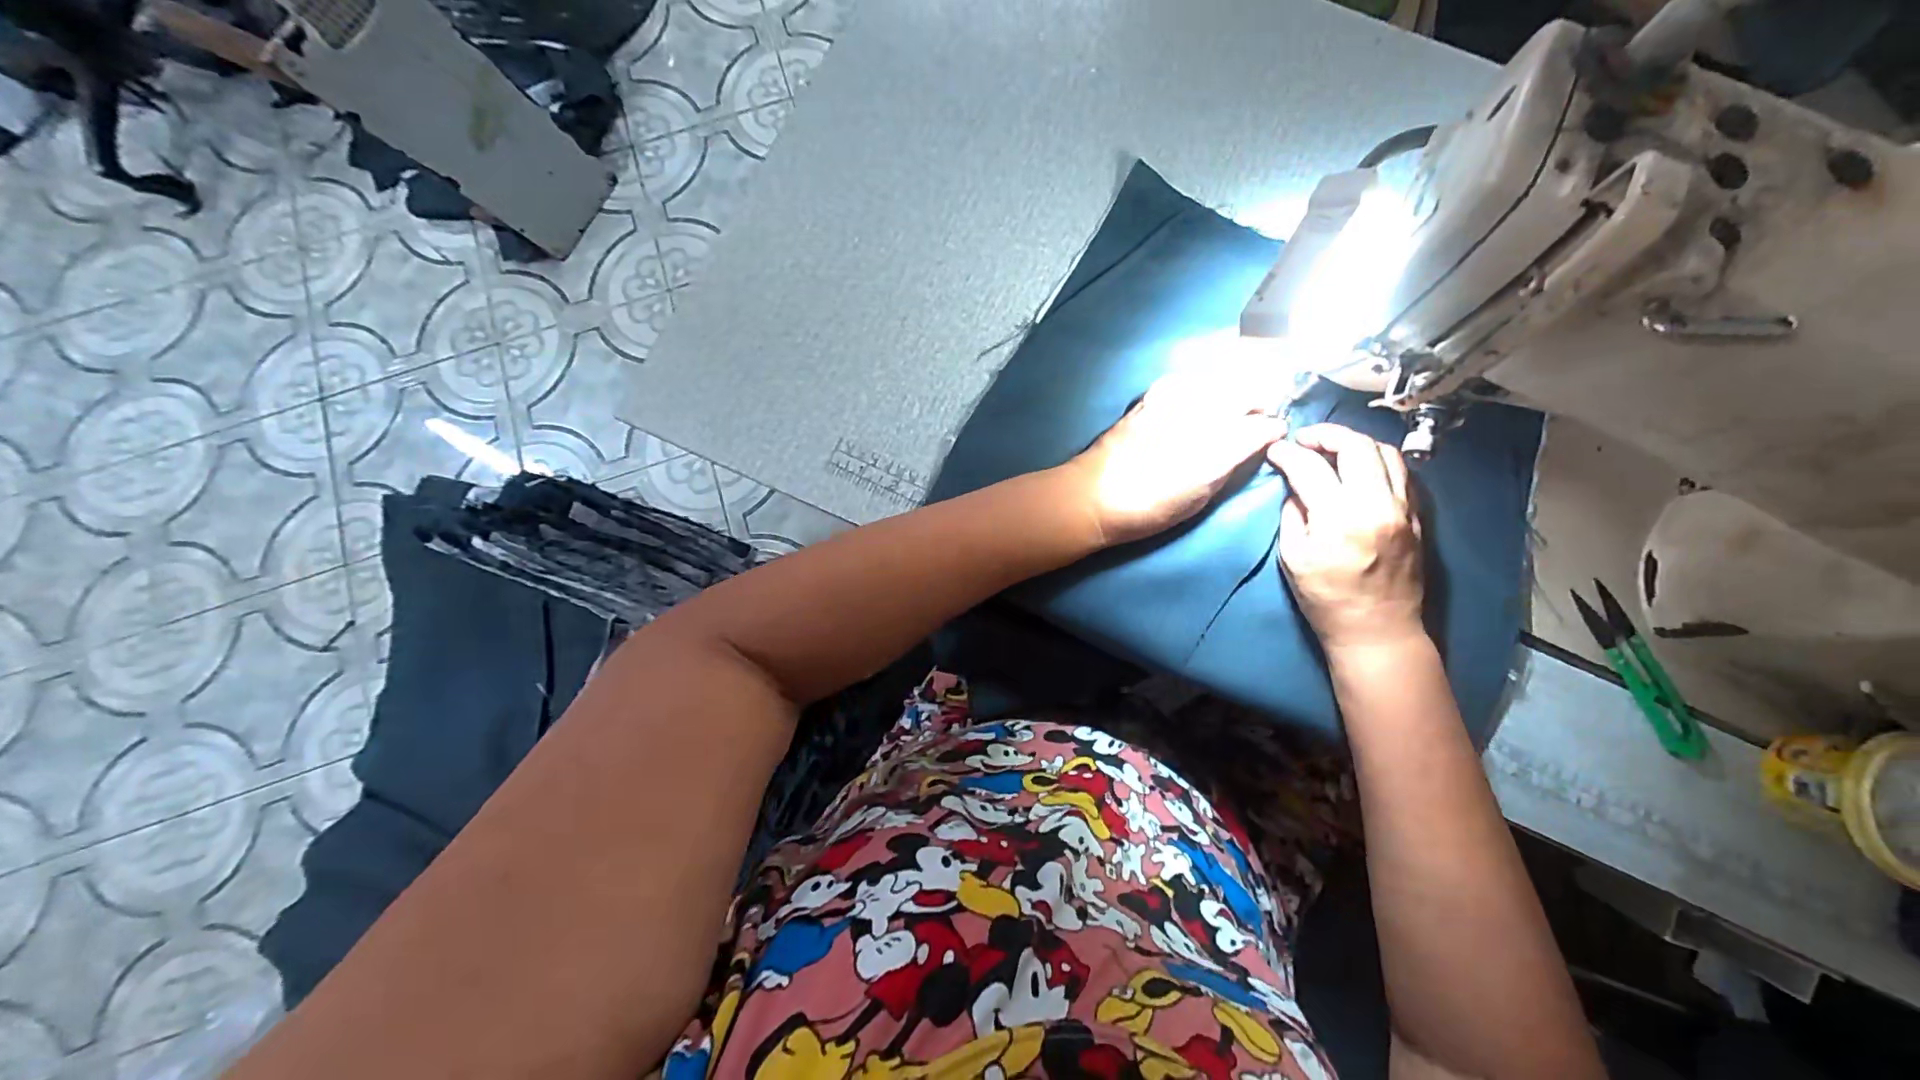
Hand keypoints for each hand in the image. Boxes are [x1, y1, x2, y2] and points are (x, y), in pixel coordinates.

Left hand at [1061, 367, 1290, 546]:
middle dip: (1258, 401)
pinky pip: (1190, 380)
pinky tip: (1196, 401)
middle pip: (1248, 391)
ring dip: (1232, 390)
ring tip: (1230, 408)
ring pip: (1221, 380)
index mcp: (1219, 448)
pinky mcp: (1153, 394)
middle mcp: (1202, 415)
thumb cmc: (1148, 508)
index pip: (1264, 425)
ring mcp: (1176, 398)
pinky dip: (1201, 386)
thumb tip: (1250, 446)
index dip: (1273, 428)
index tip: (1275, 432)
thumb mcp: (1199, 498)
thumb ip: (1230, 466)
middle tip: (1257, 416)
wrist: (1094, 495)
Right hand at [1266, 424, 1426, 651]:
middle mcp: (1377, 505)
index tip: (1275, 452)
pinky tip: (1360, 470)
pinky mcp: (1417, 517)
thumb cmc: (1326, 600)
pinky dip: (1378, 462)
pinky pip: (1401, 474)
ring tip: (1334, 450)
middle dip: (1326, 435)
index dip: (1288, 454)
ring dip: (1356, 443)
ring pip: (1386, 453)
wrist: (1377, 629)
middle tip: (1305, 440)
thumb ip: (1293, 515)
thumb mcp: (1293, 558)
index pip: (1310, 467)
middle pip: (1356, 446)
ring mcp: (1403, 509)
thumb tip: (1296, 488)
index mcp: (1340, 518)